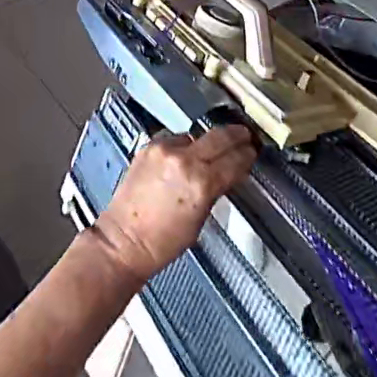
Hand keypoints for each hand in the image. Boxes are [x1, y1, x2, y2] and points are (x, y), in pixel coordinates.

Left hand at [88, 126, 256, 281]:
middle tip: (244, 135)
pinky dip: (183, 146)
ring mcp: (164, 151)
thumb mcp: (201, 219)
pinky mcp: (149, 147)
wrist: (124, 240)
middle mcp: (183, 161)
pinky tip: (184, 157)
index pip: (235, 160)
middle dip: (236, 135)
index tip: (252, 152)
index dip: (247, 155)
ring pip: (197, 135)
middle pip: (220, 136)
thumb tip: (227, 172)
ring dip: (207, 142)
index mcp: (201, 184)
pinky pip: (175, 139)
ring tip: (213, 150)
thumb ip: (215, 189)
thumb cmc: (160, 241)